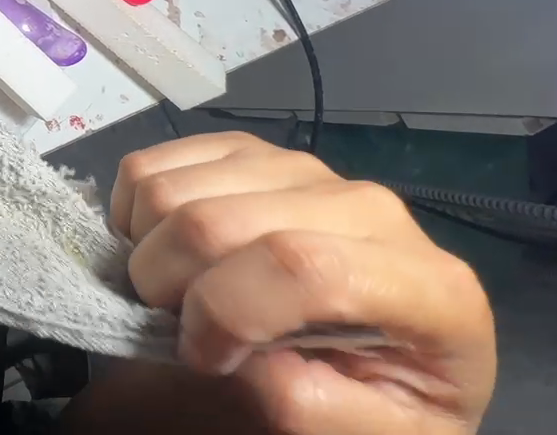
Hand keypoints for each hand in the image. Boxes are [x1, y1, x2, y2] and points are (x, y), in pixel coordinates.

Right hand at [114, 131, 495, 434]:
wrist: (375, 343)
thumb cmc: (374, 389)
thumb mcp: (365, 430)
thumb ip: (302, 402)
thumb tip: (225, 351)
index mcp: (426, 283)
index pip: (299, 267)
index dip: (226, 312)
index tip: (203, 356)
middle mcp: (364, 204)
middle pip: (211, 222)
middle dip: (164, 282)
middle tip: (172, 322)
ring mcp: (294, 166)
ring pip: (166, 190)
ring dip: (144, 248)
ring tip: (173, 287)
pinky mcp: (240, 149)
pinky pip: (147, 164)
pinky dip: (130, 211)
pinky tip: (162, 246)